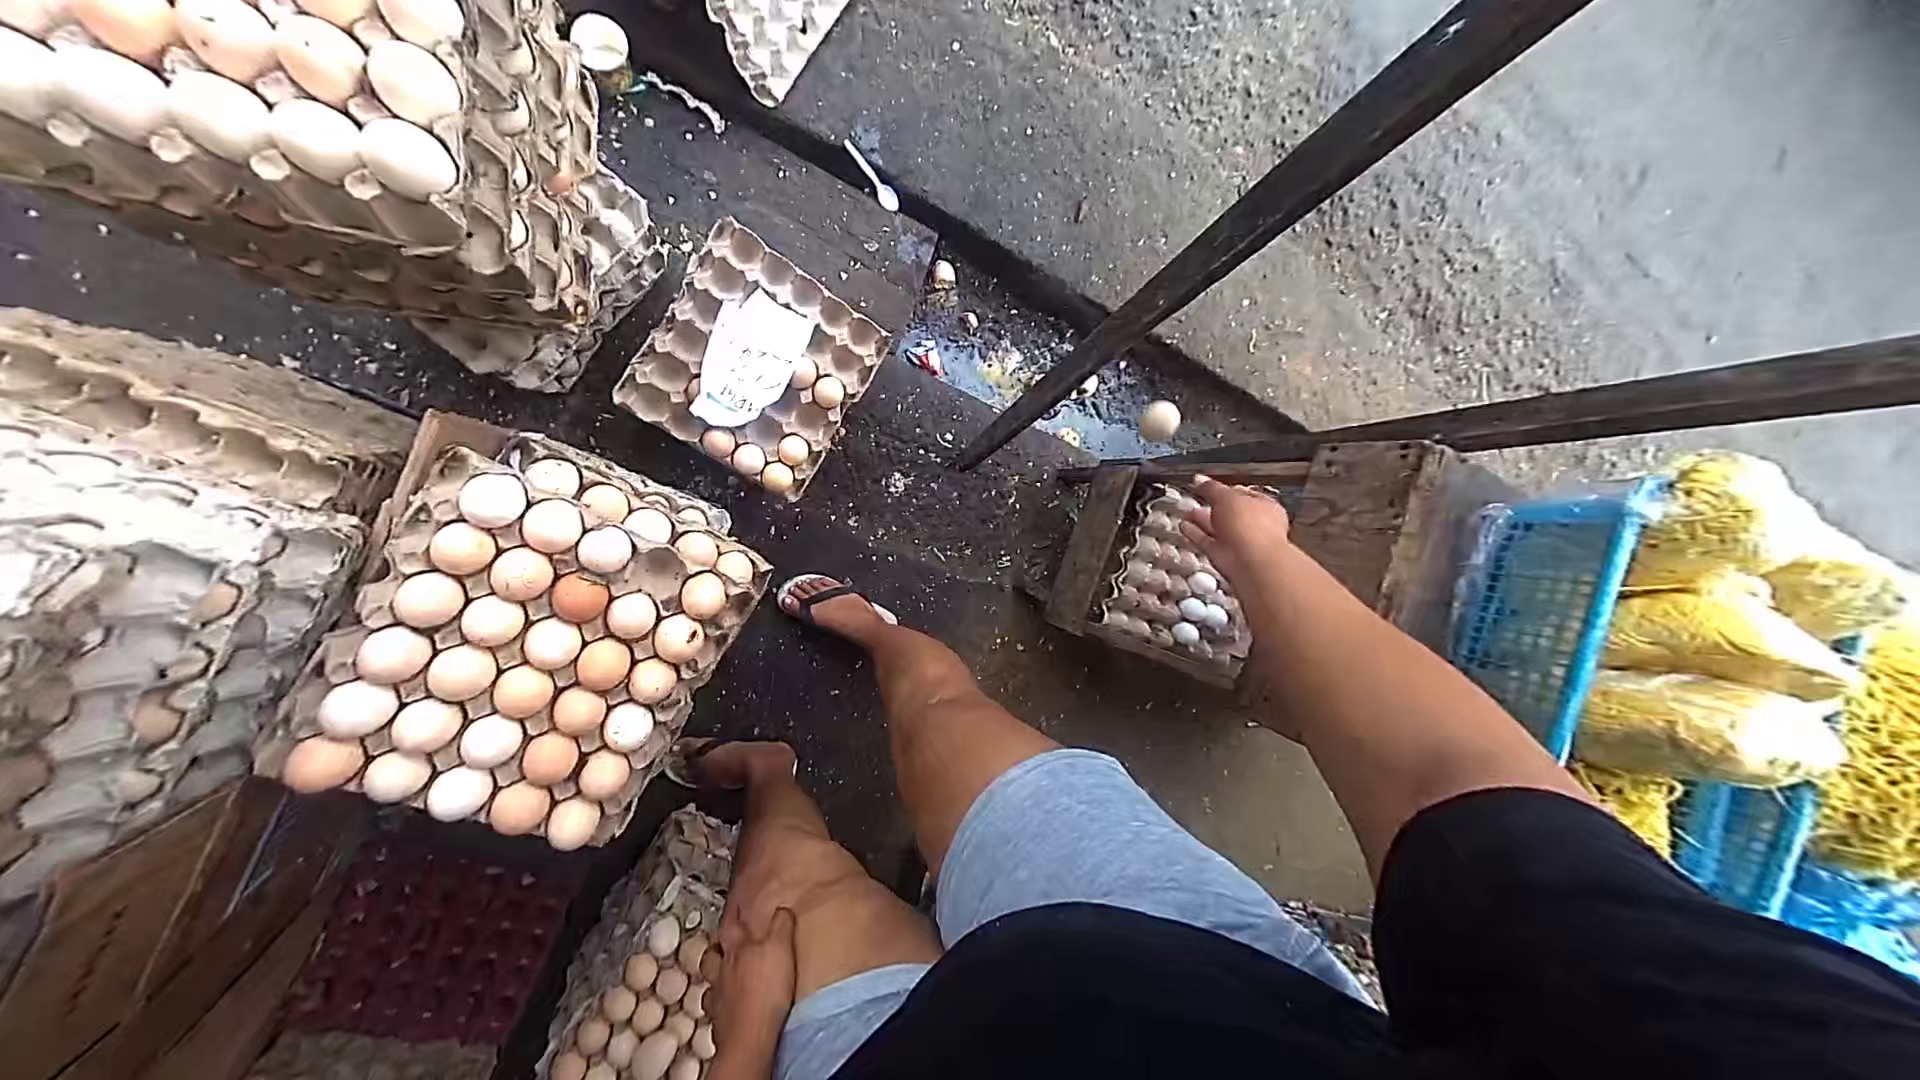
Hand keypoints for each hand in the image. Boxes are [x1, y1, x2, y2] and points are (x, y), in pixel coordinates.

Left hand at [707, 906, 796, 1079]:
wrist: (750, 1038)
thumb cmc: (767, 990)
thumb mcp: (782, 946)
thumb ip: (781, 924)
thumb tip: (781, 908)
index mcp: (738, 948)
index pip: (730, 923)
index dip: (732, 912)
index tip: (733, 904)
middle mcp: (722, 969)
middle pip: (712, 953)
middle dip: (717, 946)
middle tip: (725, 942)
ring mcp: (717, 997)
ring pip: (710, 980)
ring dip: (716, 975)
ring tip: (724, 974)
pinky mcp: (719, 1022)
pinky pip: (715, 1007)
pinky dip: (719, 1003)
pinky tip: (728, 1005)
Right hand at [1180, 475, 1292, 594]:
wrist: (1251, 562)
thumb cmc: (1253, 529)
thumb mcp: (1227, 497)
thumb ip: (1211, 488)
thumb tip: (1199, 480)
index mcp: (1263, 506)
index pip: (1242, 494)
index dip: (1224, 489)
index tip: (1207, 485)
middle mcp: (1254, 526)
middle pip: (1228, 513)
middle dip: (1210, 507)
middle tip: (1195, 499)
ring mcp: (1239, 543)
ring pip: (1216, 529)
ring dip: (1200, 521)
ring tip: (1186, 514)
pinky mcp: (1225, 557)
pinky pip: (1207, 542)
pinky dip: (1195, 535)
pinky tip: (1185, 527)